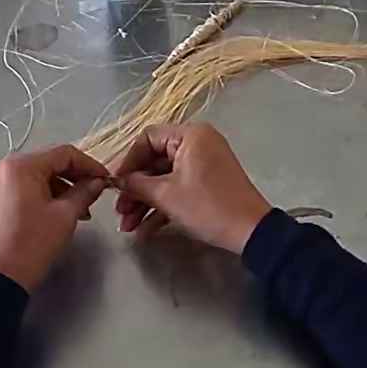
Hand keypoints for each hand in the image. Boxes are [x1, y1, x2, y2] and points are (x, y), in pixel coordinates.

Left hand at [0, 145, 111, 290]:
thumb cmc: (33, 243)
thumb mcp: (65, 216)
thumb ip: (84, 192)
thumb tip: (98, 182)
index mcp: (23, 166)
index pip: (64, 153)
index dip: (90, 165)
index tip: (106, 180)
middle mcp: (9, 168)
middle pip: (51, 162)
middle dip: (76, 176)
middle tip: (96, 193)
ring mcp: (2, 183)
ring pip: (42, 175)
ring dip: (64, 188)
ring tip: (82, 210)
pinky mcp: (0, 198)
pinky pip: (30, 187)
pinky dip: (49, 195)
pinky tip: (62, 212)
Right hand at [112, 123, 272, 253]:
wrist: (250, 232)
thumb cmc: (206, 206)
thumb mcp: (165, 195)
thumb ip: (136, 184)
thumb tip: (119, 182)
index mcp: (190, 136)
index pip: (147, 139)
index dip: (127, 162)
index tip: (115, 184)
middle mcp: (197, 144)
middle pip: (153, 162)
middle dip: (134, 190)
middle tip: (119, 212)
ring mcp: (202, 164)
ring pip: (163, 179)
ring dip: (144, 203)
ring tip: (128, 227)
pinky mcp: (206, 183)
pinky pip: (177, 189)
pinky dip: (161, 207)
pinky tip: (144, 231)